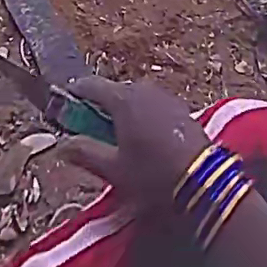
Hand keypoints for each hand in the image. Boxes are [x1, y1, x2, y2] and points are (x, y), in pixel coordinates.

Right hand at [57, 77, 209, 207]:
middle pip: (113, 91)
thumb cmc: (153, 174)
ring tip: (120, 135)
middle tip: (92, 126)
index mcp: (122, 98)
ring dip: (123, 111)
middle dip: (100, 106)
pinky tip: (145, 138)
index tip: (66, 102)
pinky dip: (142, 115)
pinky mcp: (180, 107)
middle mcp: (142, 89)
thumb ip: (84, 152)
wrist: (205, 182)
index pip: (90, 85)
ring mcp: (163, 96)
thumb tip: (60, 144)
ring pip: (134, 98)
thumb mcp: (114, 169)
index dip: (75, 92)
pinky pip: (152, 105)